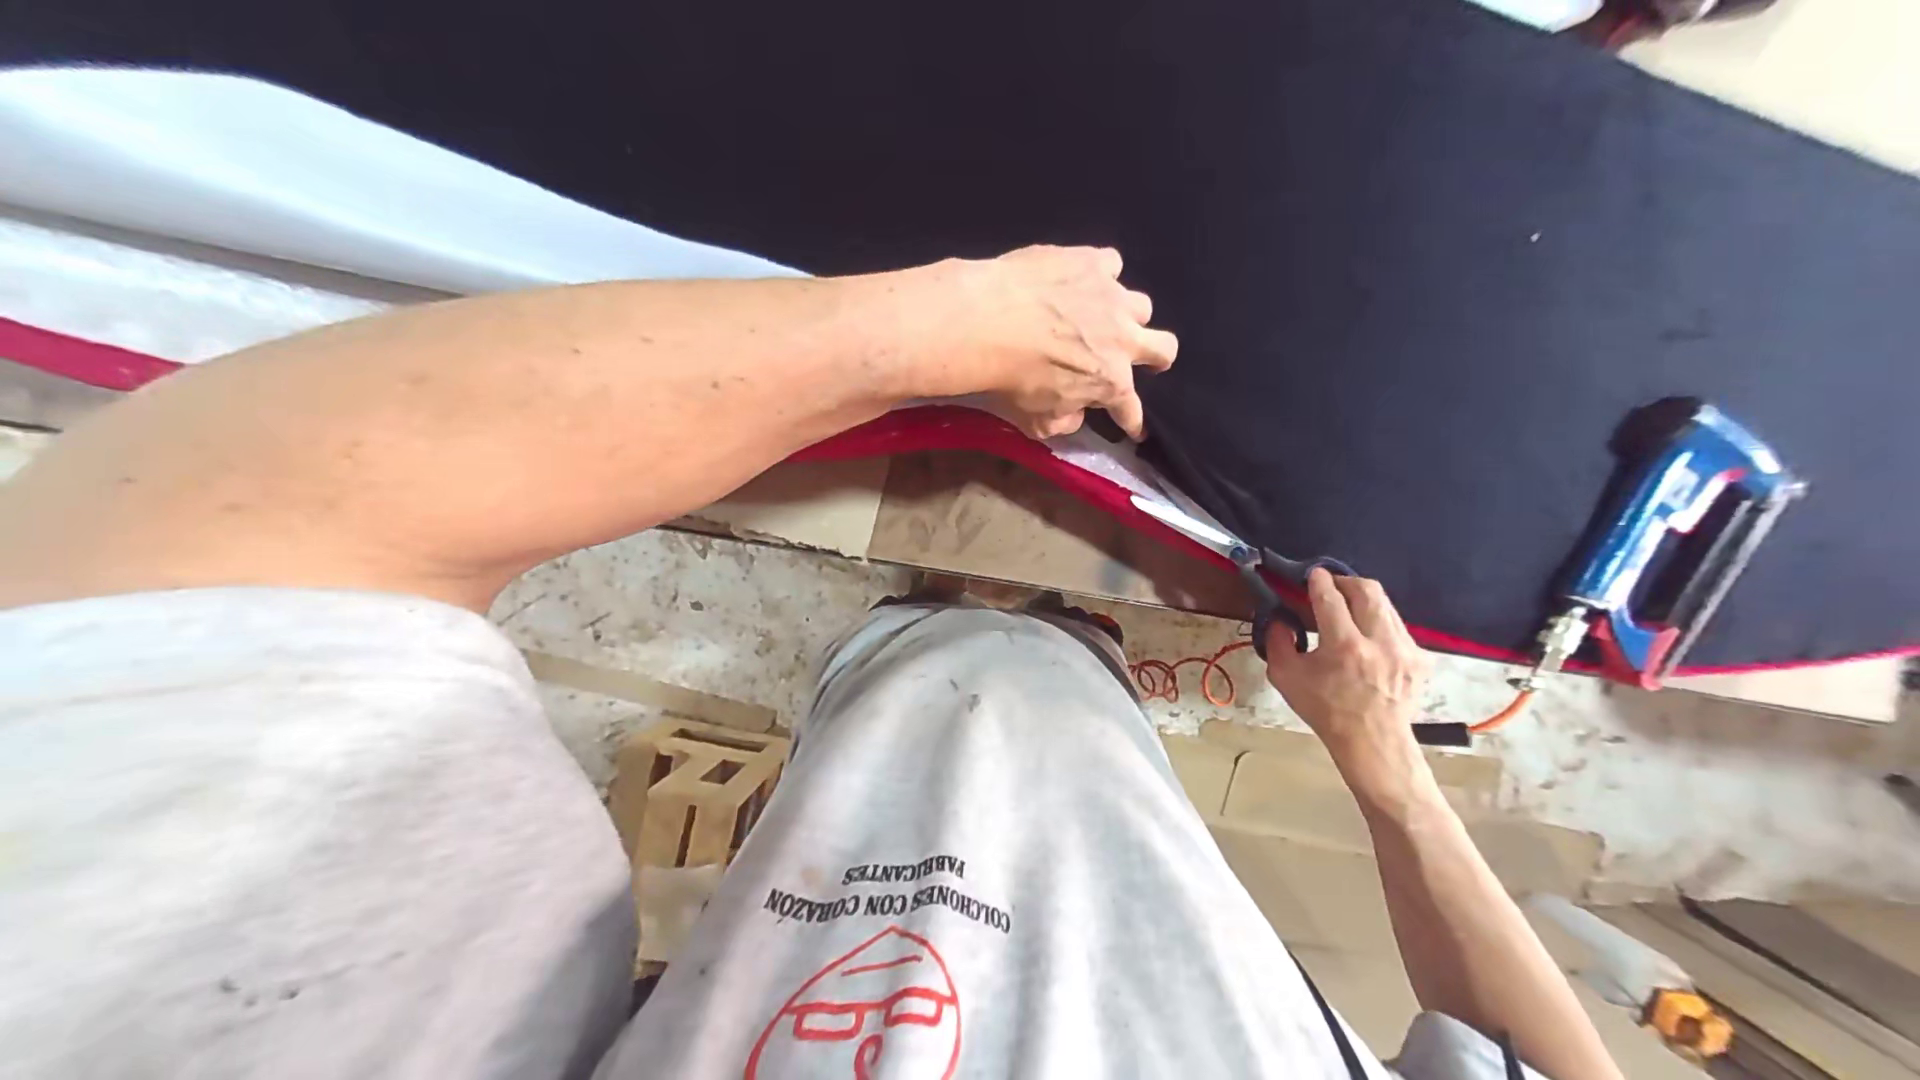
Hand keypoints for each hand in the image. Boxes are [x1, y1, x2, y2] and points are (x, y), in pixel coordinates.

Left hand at [900, 245, 1178, 438]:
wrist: (987, 322)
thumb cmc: (1011, 379)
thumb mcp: (1036, 421)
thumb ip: (1063, 423)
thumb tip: (1075, 416)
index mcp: (1111, 382)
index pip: (1131, 410)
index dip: (1133, 422)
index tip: (1134, 428)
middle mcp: (1122, 339)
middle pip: (1164, 348)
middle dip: (1157, 358)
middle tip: (1143, 358)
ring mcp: (1111, 297)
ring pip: (1141, 305)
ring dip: (1126, 315)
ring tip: (1104, 315)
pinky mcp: (1092, 262)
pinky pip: (1111, 265)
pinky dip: (1100, 275)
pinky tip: (1081, 280)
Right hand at [1265, 569, 1435, 799]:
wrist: (1372, 741)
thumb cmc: (1325, 710)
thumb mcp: (1286, 676)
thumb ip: (1277, 640)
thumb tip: (1280, 617)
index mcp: (1344, 646)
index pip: (1331, 598)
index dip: (1319, 581)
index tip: (1312, 574)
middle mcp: (1380, 642)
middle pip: (1367, 590)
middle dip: (1346, 581)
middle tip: (1331, 585)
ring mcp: (1405, 649)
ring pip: (1386, 605)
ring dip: (1363, 600)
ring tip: (1348, 609)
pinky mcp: (1421, 658)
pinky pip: (1398, 627)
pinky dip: (1379, 623)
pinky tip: (1367, 638)